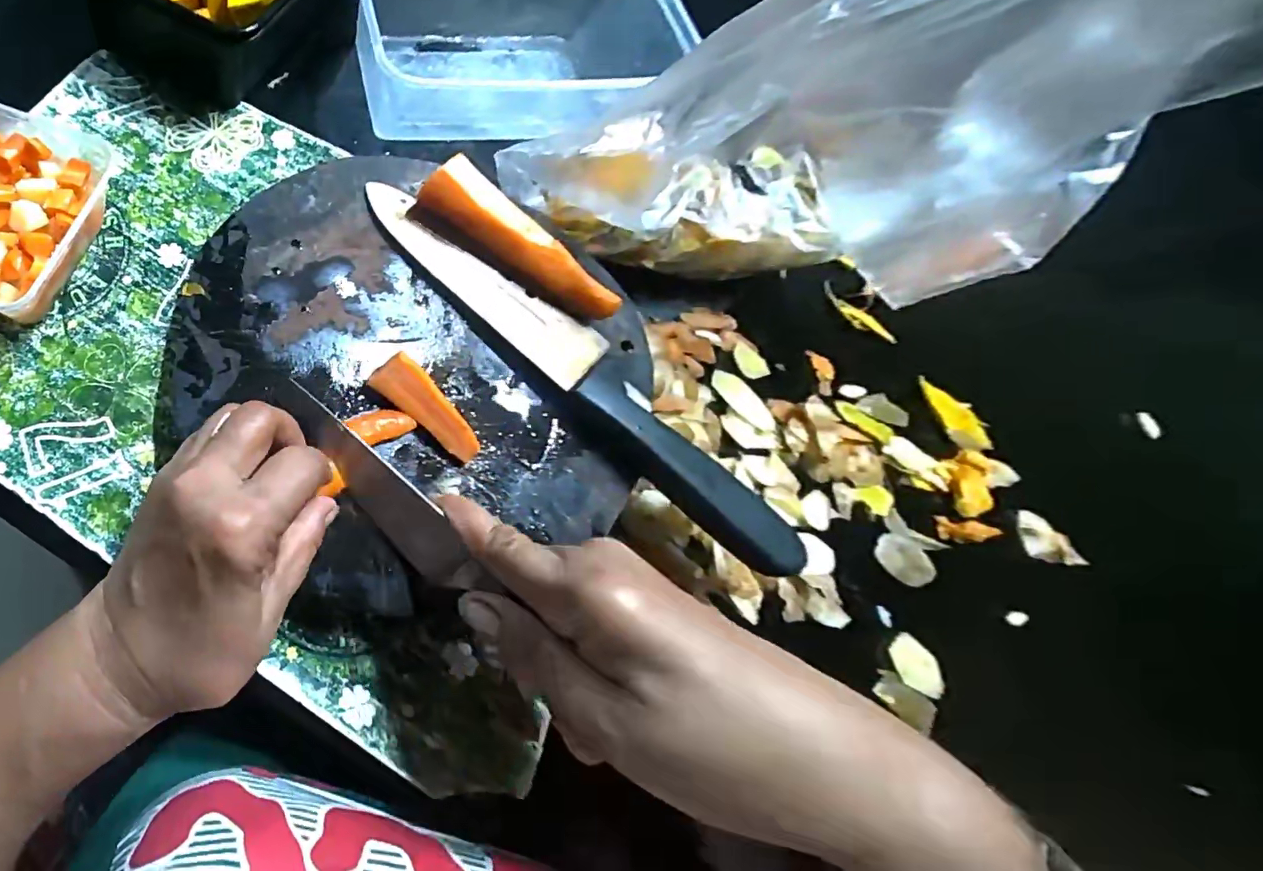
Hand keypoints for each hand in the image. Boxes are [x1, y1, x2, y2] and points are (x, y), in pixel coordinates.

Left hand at [84, 402, 335, 724]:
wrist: (120, 658)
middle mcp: (206, 485)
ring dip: (258, 433)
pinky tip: (236, 478)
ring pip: (231, 414)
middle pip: (261, 416)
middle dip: (290, 436)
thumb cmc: (203, 652)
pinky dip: (231, 441)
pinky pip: (206, 433)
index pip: (302, 461)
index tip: (318, 496)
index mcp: (241, 525)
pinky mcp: (161, 476)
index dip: (321, 474)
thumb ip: (301, 546)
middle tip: (292, 474)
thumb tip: (325, 502)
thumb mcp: (268, 613)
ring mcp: (177, 475)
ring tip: (265, 472)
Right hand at [441, 496, 1043, 870]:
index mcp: (586, 583)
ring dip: (557, 666)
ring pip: (557, 611)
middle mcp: (605, 564)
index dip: (460, 525)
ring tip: (596, 736)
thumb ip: (530, 653)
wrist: (839, 766)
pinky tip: (618, 724)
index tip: (424, 496)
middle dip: (519, 640)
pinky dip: (587, 666)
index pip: (502, 544)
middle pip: (524, 584)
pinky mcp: (653, 601)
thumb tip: (476, 602)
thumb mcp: (602, 718)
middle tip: (554, 715)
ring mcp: (634, 580)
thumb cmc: (709, 746)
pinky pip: (591, 621)